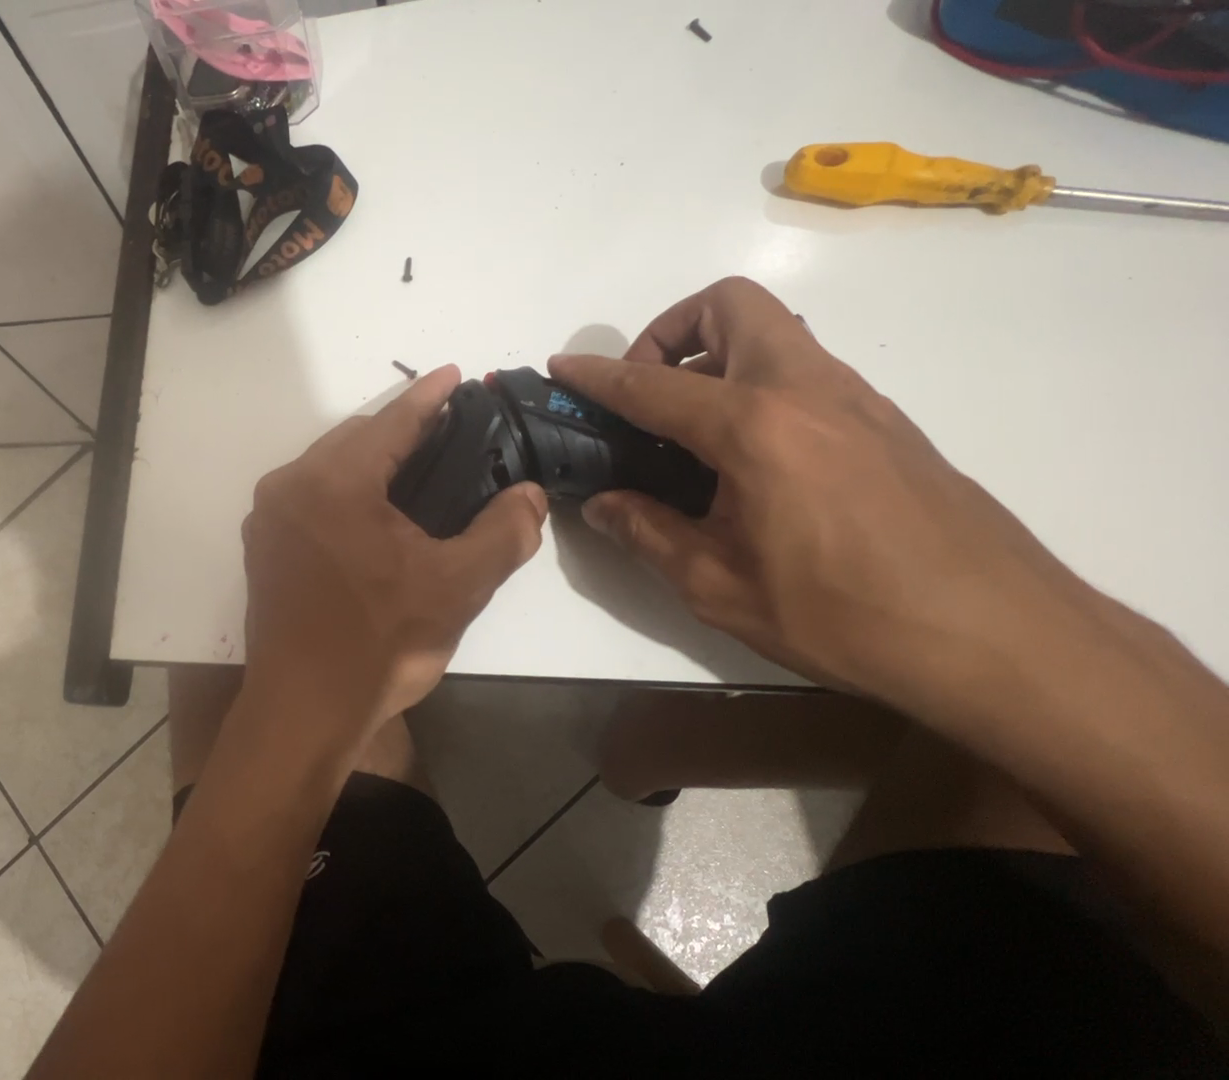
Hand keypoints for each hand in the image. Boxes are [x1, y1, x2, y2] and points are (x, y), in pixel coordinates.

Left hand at [240, 365, 547, 750]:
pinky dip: (346, 493)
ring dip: (371, 463)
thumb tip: (529, 495)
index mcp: (332, 482)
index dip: (429, 397)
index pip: (390, 423)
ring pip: (328, 469)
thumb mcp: (456, 587)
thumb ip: (502, 533)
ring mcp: (268, 520)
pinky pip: (310, 499)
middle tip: (449, 430)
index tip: (454, 375)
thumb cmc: (379, 644)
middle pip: (354, 440)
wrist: (305, 710)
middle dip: (400, 431)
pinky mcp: (262, 549)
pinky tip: (376, 512)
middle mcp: (288, 487)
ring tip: (418, 468)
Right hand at [551, 277, 1099, 713]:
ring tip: (688, 438)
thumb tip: (603, 504)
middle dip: (671, 331)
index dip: (598, 375)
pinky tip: (748, 465)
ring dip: (716, 360)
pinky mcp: (886, 423)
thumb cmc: (843, 615)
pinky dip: (758, 389)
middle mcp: (807, 390)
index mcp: (756, 428)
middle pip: (731, 306)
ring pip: (773, 335)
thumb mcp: (718, 587)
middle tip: (647, 396)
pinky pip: (804, 374)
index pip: (654, 383)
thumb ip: (649, 533)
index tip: (563, 368)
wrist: (997, 636)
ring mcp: (856, 400)